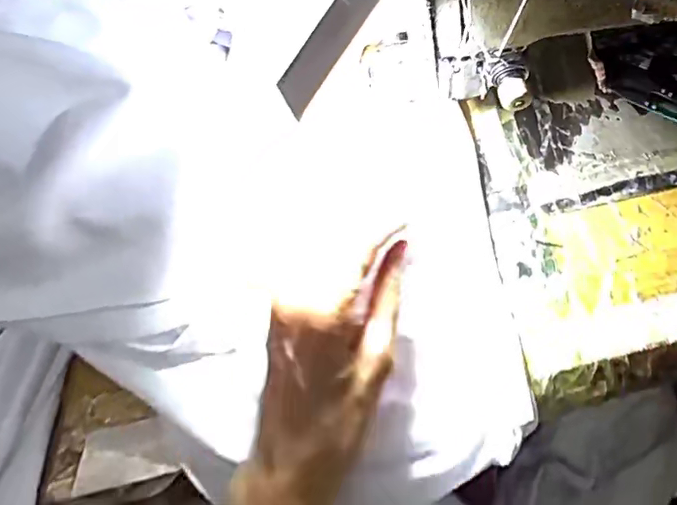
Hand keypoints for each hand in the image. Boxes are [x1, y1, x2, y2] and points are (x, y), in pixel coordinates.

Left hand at [232, 232, 407, 504]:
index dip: (383, 227)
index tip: (404, 218)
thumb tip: (399, 249)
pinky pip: (302, 257)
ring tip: (375, 238)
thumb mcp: (377, 360)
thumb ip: (388, 296)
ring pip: (315, 241)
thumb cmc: (339, 421)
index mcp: (322, 307)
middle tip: (394, 225)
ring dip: (345, 234)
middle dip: (364, 226)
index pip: (356, 246)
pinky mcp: (272, 300)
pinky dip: (326, 249)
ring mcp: (277, 294)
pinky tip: (346, 252)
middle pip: (333, 236)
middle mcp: (293, 291)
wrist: (288, 458)